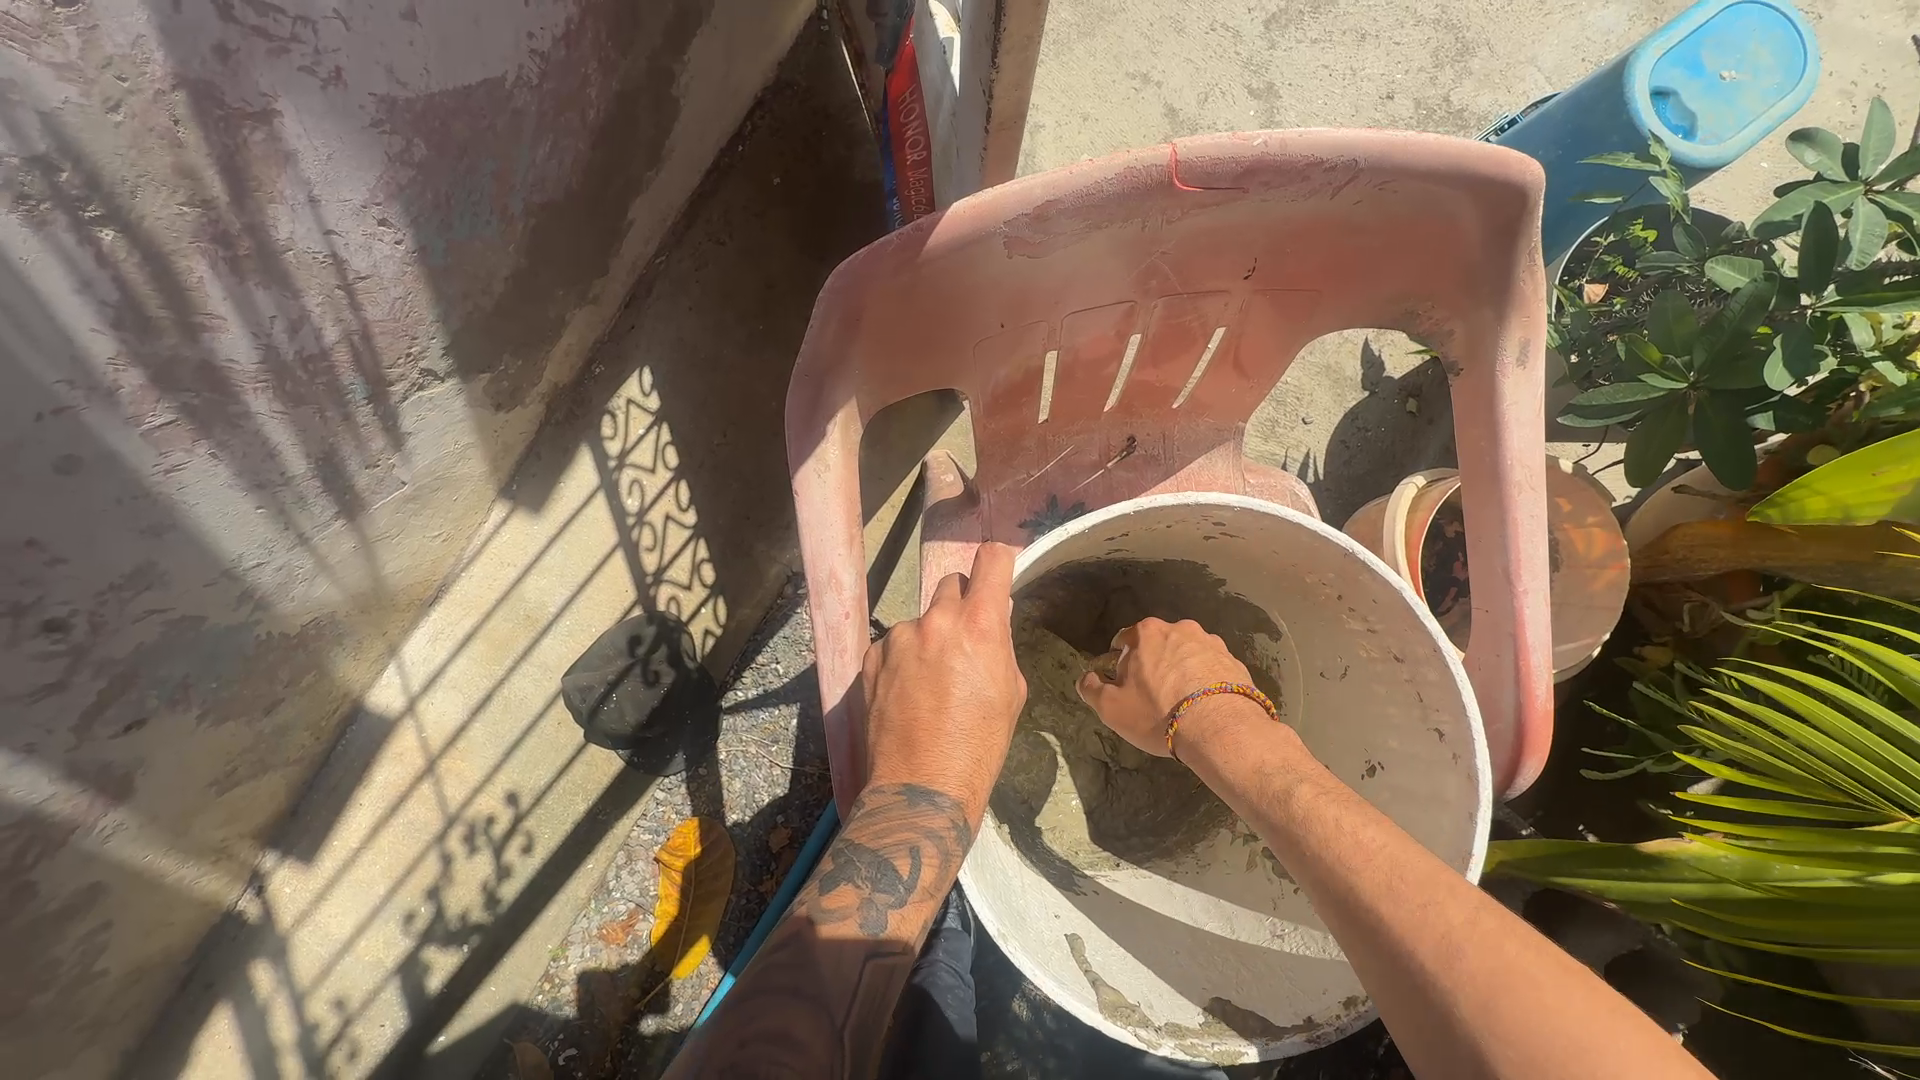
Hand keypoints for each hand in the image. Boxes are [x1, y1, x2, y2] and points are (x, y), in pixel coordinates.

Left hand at [859, 542, 1027, 815]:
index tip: (997, 569)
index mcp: (979, 625)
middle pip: (952, 585)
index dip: (997, 560)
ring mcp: (898, 636)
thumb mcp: (1010, 691)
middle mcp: (936, 620)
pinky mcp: (871, 656)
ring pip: (921, 620)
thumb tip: (991, 623)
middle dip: (962, 605)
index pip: (991, 559)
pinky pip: (894, 643)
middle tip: (964, 641)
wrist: (921, 786)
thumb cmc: (980, 745)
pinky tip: (907, 693)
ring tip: (931, 682)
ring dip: (929, 637)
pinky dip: (903, 658)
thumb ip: (1000, 645)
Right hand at [1076, 617, 1253, 756]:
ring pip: (1186, 654)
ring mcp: (1211, 642)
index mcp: (1146, 632)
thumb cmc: (1158, 713)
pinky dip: (1204, 680)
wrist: (1220, 729)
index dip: (1119, 663)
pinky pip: (1211, 668)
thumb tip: (1086, 678)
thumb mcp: (1111, 707)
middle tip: (1152, 695)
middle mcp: (1180, 628)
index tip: (1124, 685)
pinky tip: (1204, 704)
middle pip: (1157, 644)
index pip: (1123, 640)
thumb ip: (1091, 688)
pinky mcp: (1234, 661)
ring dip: (1180, 670)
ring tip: (1182, 701)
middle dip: (1152, 663)